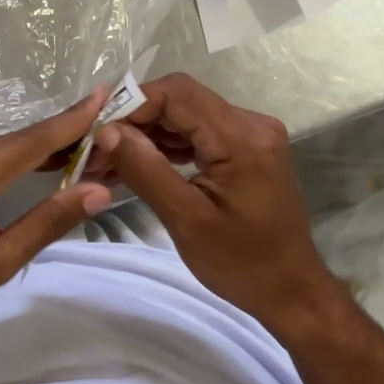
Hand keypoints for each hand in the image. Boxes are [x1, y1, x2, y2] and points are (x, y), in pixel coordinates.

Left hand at [0, 93, 115, 352]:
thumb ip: (48, 222)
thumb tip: (98, 190)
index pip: (28, 142)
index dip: (70, 121)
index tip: (106, 95)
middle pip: (14, 140)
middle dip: (60, 134)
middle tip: (107, 126)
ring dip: (37, 147)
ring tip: (84, 144)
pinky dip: (11, 159)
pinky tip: (39, 162)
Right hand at [94, 73, 350, 337]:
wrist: (288, 290)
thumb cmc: (240, 261)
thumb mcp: (186, 219)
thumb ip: (146, 170)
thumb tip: (106, 132)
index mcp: (241, 137)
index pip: (177, 94)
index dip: (131, 105)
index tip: (95, 132)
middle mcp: (251, 125)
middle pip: (180, 100)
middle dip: (134, 120)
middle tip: (95, 151)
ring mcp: (250, 137)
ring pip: (186, 117)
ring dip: (145, 134)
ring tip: (106, 161)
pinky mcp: (244, 152)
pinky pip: (197, 135)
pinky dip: (165, 147)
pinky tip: (135, 166)